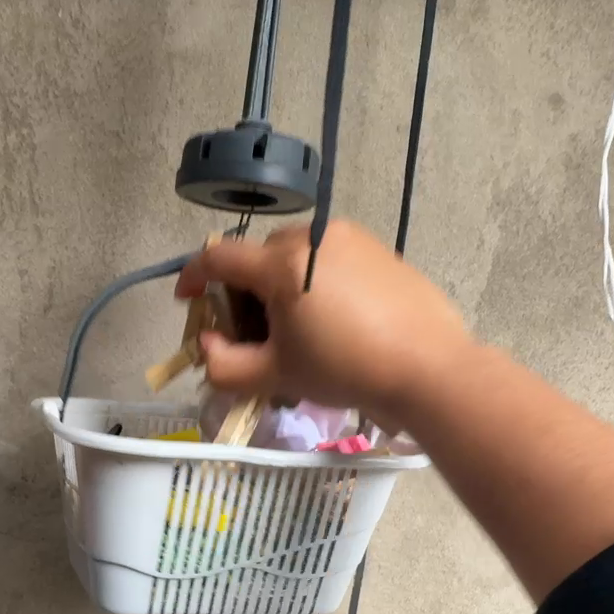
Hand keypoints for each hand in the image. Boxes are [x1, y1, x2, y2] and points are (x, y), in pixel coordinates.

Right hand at [174, 219, 474, 425]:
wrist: (428, 368)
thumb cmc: (344, 370)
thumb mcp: (275, 375)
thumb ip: (225, 364)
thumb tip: (206, 347)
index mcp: (282, 264)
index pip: (218, 258)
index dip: (192, 277)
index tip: (186, 299)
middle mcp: (313, 237)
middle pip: (257, 258)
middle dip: (242, 293)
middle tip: (250, 335)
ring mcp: (350, 238)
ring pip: (293, 257)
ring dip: (277, 288)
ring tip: (294, 331)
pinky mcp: (378, 250)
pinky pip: (327, 259)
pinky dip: (311, 283)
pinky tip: (329, 321)